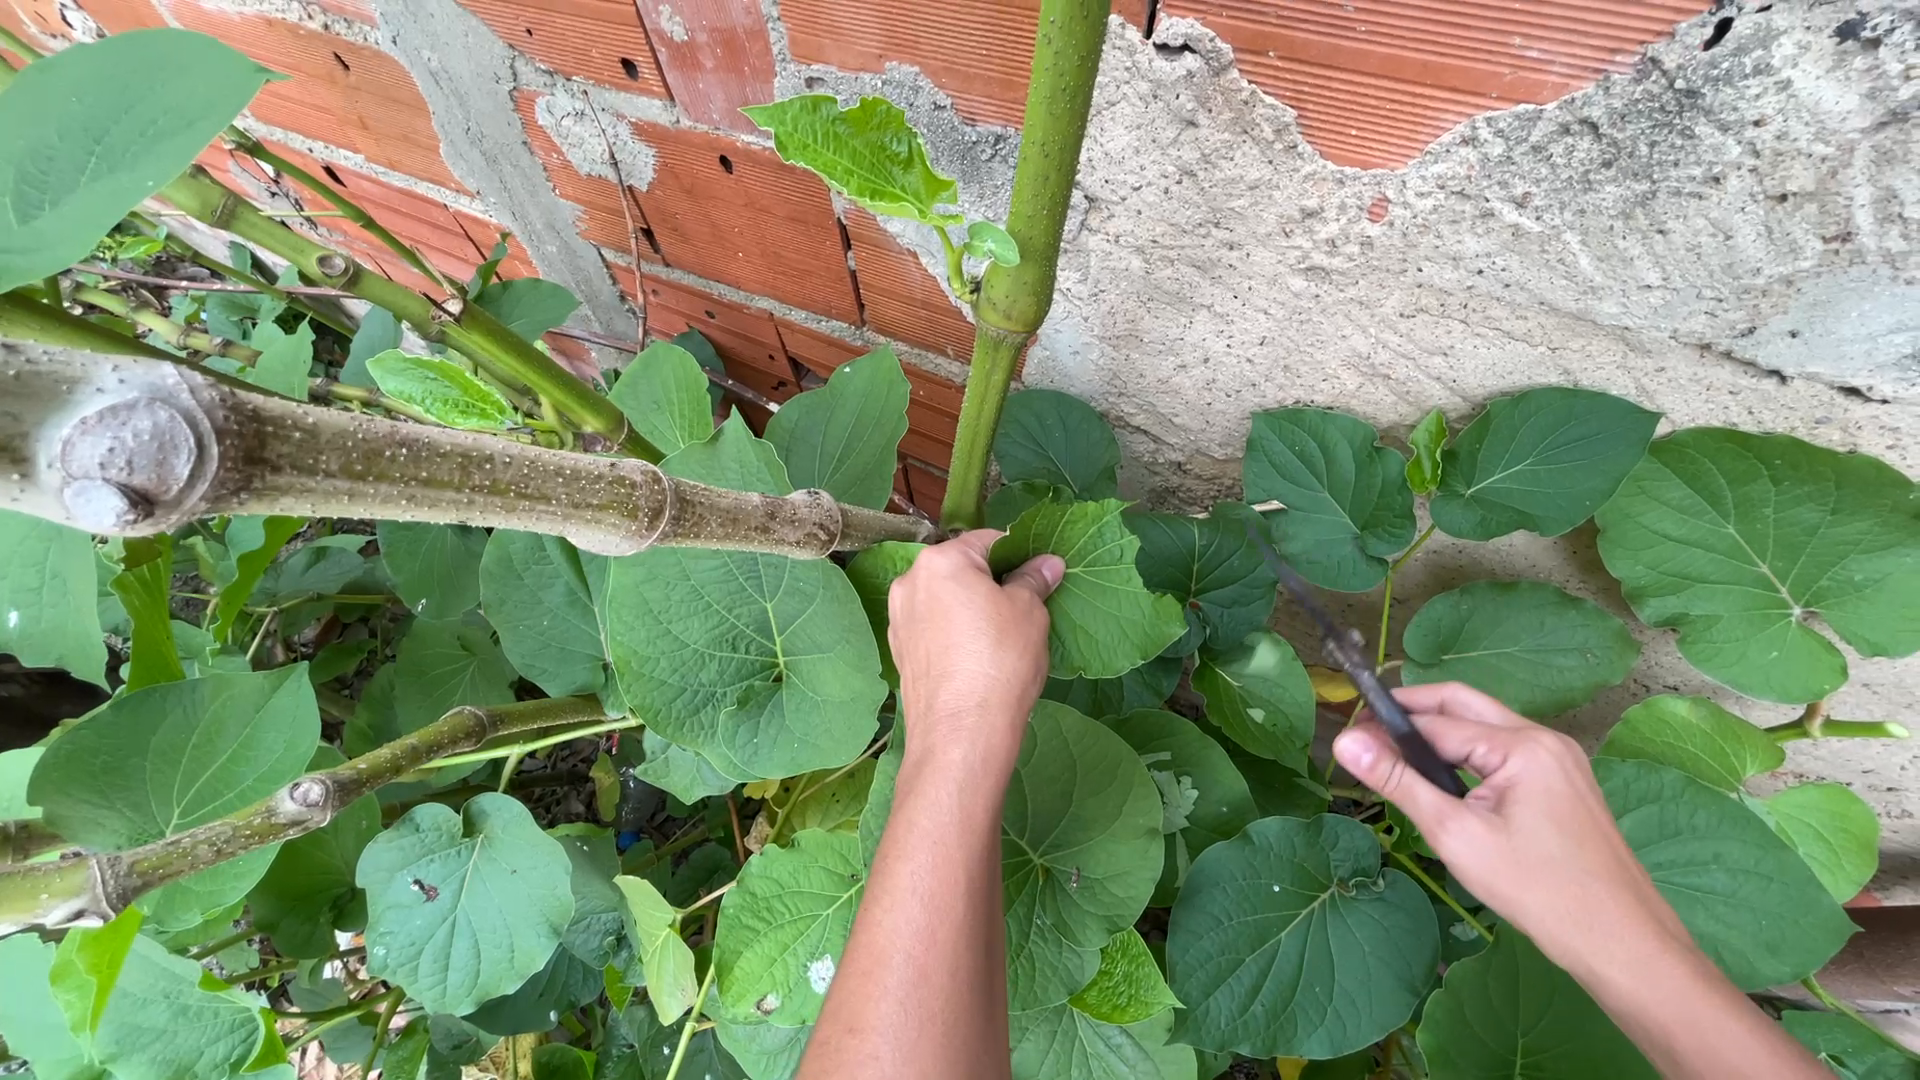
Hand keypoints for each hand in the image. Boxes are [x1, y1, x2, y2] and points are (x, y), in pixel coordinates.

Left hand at [888, 531, 1063, 781]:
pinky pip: (933, 628)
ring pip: (945, 600)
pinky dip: (954, 632)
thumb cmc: (1000, 660)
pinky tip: (976, 656)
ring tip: (1001, 636)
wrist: (961, 733)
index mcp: (940, 561)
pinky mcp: (899, 651)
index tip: (1040, 576)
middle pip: (961, 569)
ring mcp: (899, 618)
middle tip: (1024, 608)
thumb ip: (1034, 580)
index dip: (1020, 555)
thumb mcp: (1029, 612)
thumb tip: (1048, 563)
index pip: (988, 541)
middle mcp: (910, 582)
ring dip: (970, 607)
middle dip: (992, 582)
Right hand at [1332, 682, 1690, 976]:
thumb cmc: (1535, 889)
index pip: (1435, 723)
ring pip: (1481, 725)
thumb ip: (1396, 780)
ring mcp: (1558, 758)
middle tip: (1365, 733)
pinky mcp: (1562, 780)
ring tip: (1394, 756)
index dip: (1386, 728)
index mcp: (1522, 745)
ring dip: (1436, 730)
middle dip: (1410, 711)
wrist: (1624, 946)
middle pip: (1461, 703)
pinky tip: (1440, 777)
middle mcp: (1543, 738)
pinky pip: (1500, 748)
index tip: (1347, 739)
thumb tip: (1343, 741)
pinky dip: (1463, 751)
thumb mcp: (1454, 833)